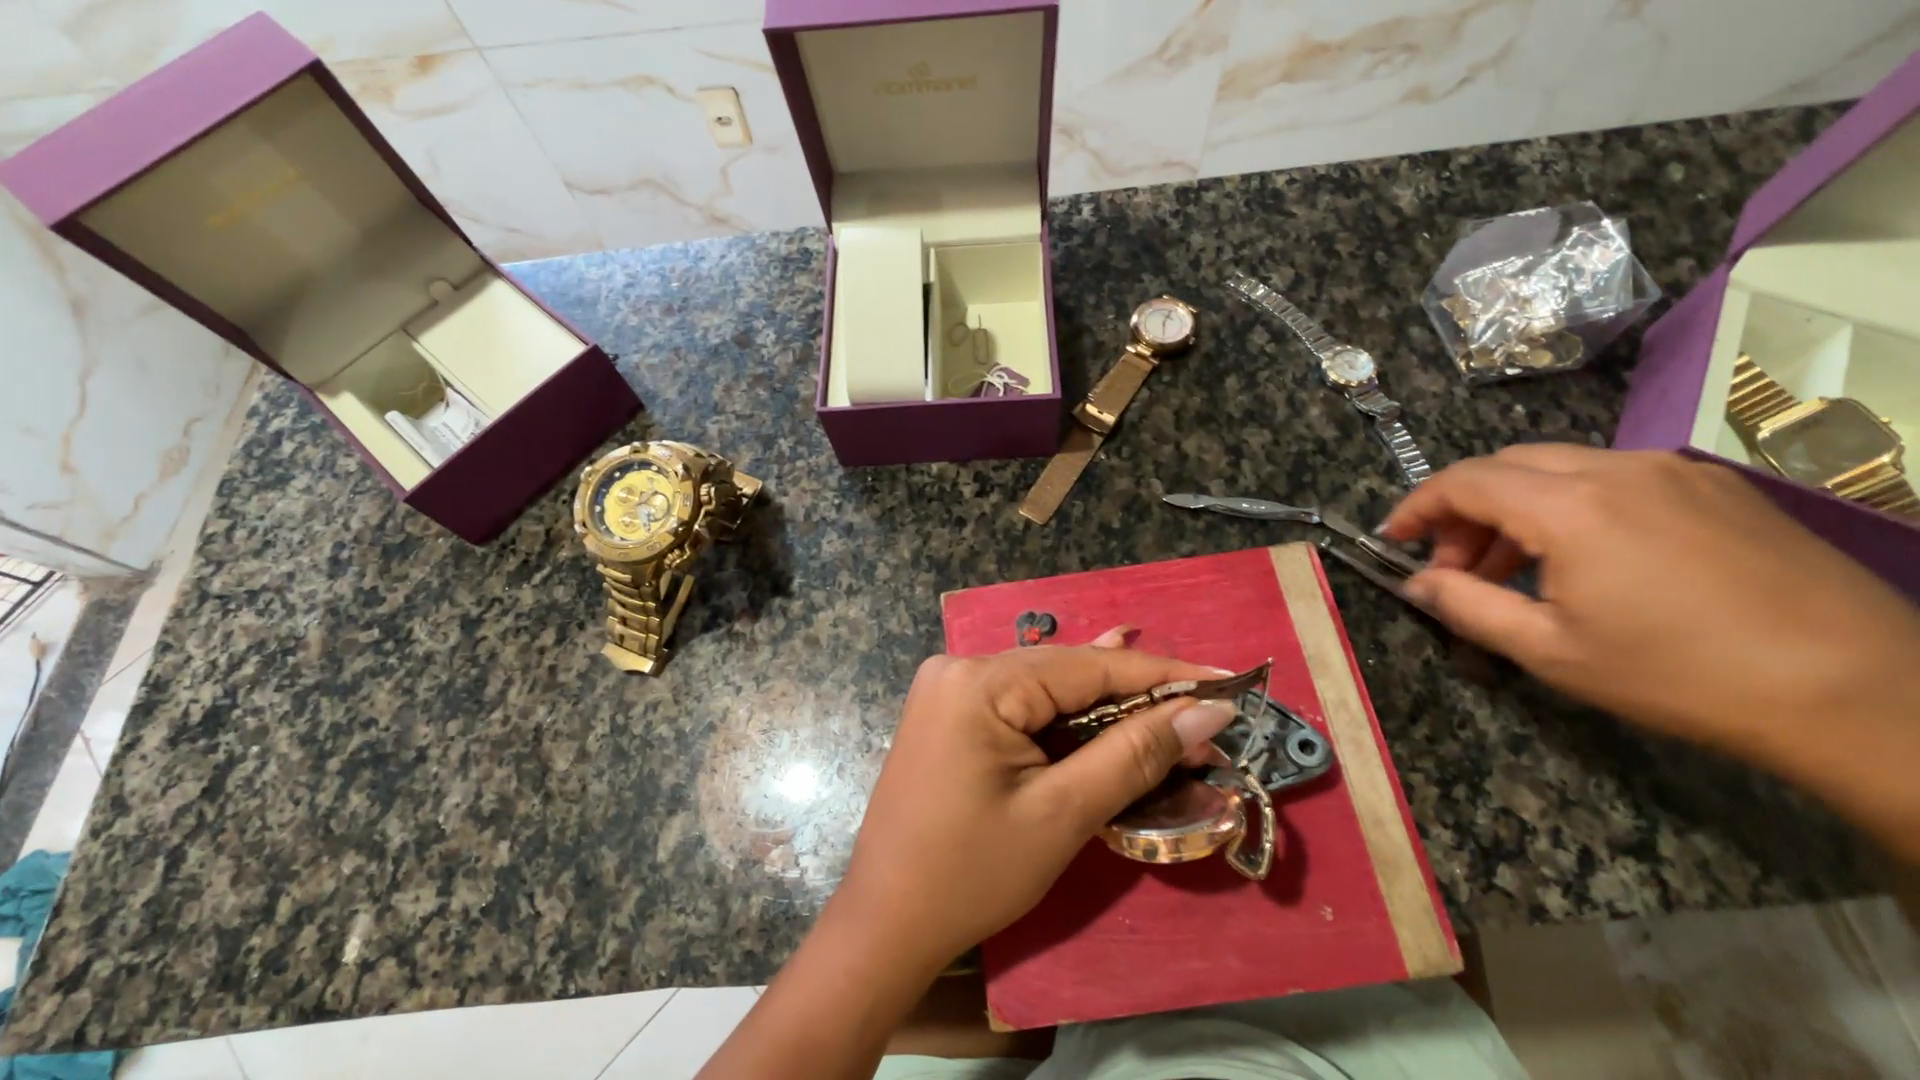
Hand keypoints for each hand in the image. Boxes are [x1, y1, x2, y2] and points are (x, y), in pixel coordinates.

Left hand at [831, 632, 1238, 973]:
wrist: (887, 924)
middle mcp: (958, 668)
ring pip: (1047, 688)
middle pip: (1068, 672)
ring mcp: (947, 690)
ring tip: (1172, 713)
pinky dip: (1066, 720)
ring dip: (1105, 709)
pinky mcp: (948, 715)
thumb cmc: (973, 874)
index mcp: (979, 682)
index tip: (1230, 683)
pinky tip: (1105, 714)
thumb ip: (1135, 753)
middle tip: (1206, 717)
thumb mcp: (1063, 814)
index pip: (1090, 666)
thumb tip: (1207, 710)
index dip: (1165, 675)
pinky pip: (1020, 705)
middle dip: (1137, 697)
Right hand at [1377, 446, 1919, 857]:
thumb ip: (1468, 606)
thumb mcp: (1552, 651)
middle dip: (1466, 509)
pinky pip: (1618, 480)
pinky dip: (1575, 508)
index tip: (1393, 538)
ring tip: (1518, 571)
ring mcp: (1675, 471)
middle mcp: (1618, 468)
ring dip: (1519, 509)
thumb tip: (1417, 582)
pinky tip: (1589, 562)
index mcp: (1570, 506)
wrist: (1852, 687)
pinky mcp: (1717, 487)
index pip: (1465, 480)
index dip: (1418, 505)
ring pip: (1563, 469)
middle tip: (1456, 566)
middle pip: (1510, 465)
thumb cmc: (1679, 674)